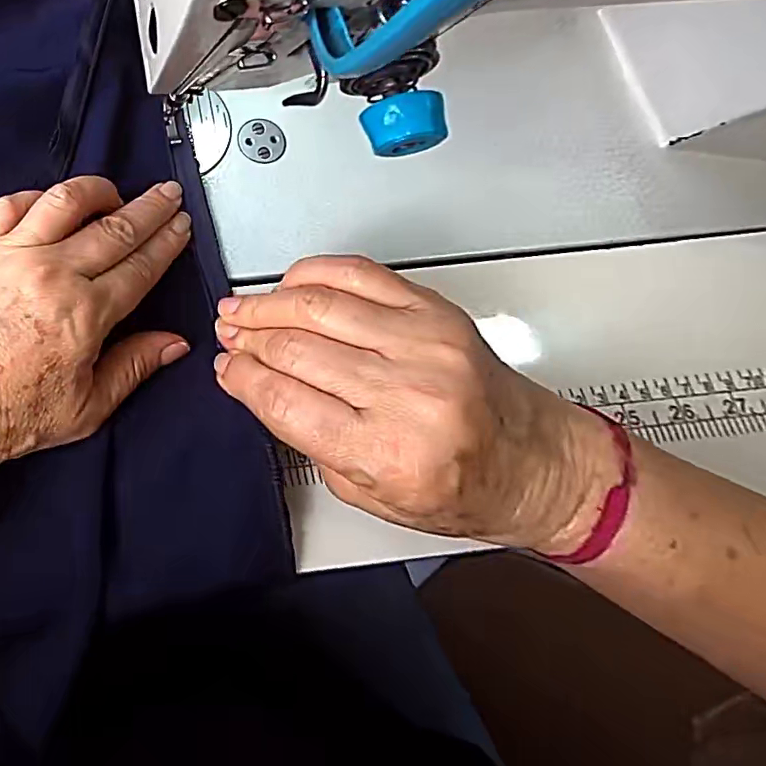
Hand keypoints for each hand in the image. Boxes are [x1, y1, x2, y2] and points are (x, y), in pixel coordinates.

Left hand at [0, 176, 194, 517]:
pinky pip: (10, 205)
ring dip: (97, 189)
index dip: (166, 242)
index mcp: (84, 313)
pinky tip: (48, 202)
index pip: (140, 265)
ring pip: (65, 201)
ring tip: (114, 193)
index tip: (180, 227)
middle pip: (114, 226)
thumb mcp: (83, 410)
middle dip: (149, 207)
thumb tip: (171, 345)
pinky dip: (35, 196)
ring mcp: (12, 255)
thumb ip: (132, 368)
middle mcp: (51, 273)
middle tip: (166, 196)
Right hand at [211, 255, 620, 553]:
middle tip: (228, 335)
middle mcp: (409, 394)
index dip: (239, 377)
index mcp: (387, 452)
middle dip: (245, 339)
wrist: (539, 465)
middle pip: (290, 348)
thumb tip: (252, 379)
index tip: (226, 368)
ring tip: (242, 309)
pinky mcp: (437, 314)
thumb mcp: (363, 491)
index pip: (280, 399)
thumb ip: (302, 434)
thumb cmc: (459, 486)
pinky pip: (355, 275)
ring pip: (313, 305)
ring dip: (264, 305)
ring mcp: (426, 345)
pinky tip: (288, 286)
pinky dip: (309, 274)